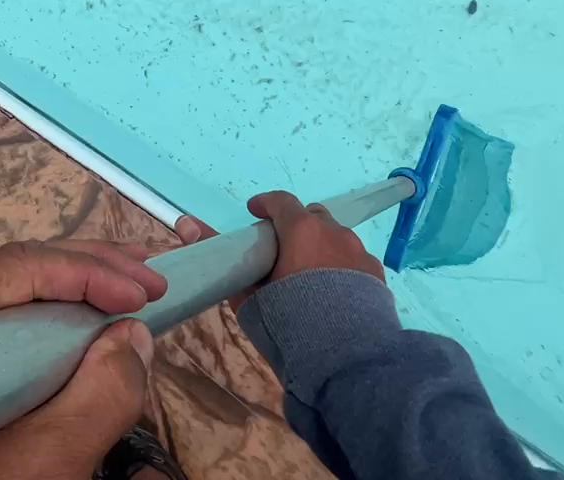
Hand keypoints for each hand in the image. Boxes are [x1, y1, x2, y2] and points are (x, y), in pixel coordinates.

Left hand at [0, 240, 166, 478]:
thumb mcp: (41, 466)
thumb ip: (97, 400)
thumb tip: (134, 335)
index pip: (17, 269)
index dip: (89, 270)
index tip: (147, 291)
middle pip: (20, 269)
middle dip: (94, 267)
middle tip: (155, 276)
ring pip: (19, 286)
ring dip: (82, 281)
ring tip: (136, 279)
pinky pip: (11, 311)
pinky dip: (60, 308)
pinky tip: (95, 308)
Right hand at [172, 190, 384, 304]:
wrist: (348, 363)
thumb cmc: (290, 321)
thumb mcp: (247, 292)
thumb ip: (219, 256)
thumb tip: (184, 222)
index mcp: (300, 229)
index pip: (281, 200)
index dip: (265, 204)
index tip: (254, 214)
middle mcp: (333, 233)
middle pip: (313, 216)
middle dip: (297, 226)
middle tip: (283, 250)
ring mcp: (360, 254)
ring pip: (337, 239)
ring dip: (322, 248)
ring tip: (310, 278)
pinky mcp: (379, 277)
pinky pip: (356, 262)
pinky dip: (343, 269)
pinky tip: (335, 296)